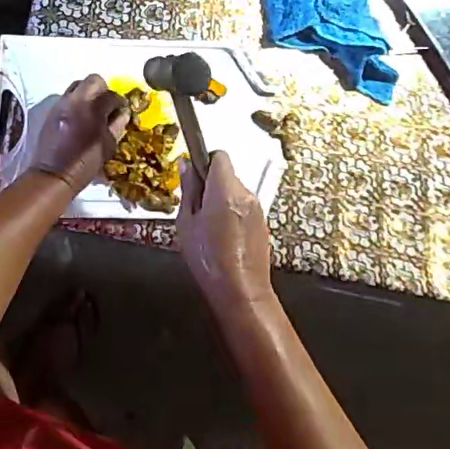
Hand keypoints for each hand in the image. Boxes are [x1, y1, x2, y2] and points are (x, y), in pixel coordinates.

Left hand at [27, 74, 128, 191]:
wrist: (53, 173)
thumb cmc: (84, 164)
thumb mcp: (107, 146)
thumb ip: (116, 125)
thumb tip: (123, 112)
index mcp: (93, 110)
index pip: (112, 96)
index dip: (120, 103)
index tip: (122, 110)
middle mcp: (75, 101)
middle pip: (93, 80)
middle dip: (103, 89)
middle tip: (106, 104)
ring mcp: (61, 104)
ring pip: (77, 85)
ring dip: (87, 93)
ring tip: (92, 109)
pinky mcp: (51, 110)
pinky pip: (66, 97)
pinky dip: (75, 102)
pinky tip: (79, 116)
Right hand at [176, 151, 273, 306]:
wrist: (241, 292)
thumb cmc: (207, 258)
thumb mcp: (186, 222)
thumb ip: (188, 190)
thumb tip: (186, 164)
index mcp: (225, 191)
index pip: (219, 156)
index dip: (204, 161)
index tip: (193, 176)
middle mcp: (246, 195)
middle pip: (226, 175)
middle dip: (210, 183)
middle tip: (195, 207)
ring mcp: (258, 209)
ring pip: (234, 191)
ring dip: (221, 198)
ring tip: (207, 224)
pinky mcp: (263, 223)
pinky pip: (243, 206)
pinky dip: (231, 212)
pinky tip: (222, 234)